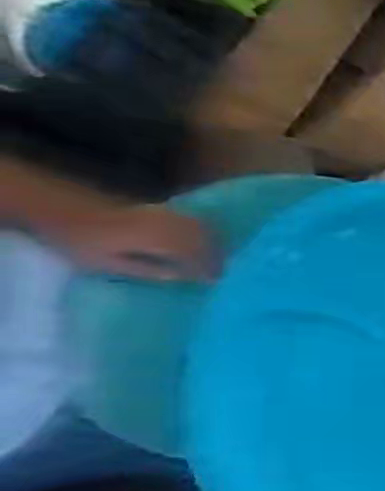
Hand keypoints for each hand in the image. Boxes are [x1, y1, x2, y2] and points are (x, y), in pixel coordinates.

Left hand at [50, 204, 217, 280]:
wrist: (57, 208)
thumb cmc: (81, 240)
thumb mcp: (108, 263)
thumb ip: (147, 270)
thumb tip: (181, 276)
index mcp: (162, 240)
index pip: (197, 257)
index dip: (207, 270)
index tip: (214, 282)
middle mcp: (172, 225)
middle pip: (206, 242)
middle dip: (215, 258)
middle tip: (219, 272)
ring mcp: (168, 214)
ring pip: (204, 231)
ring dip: (213, 245)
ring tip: (215, 258)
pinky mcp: (161, 209)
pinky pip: (195, 222)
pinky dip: (204, 232)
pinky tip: (202, 240)